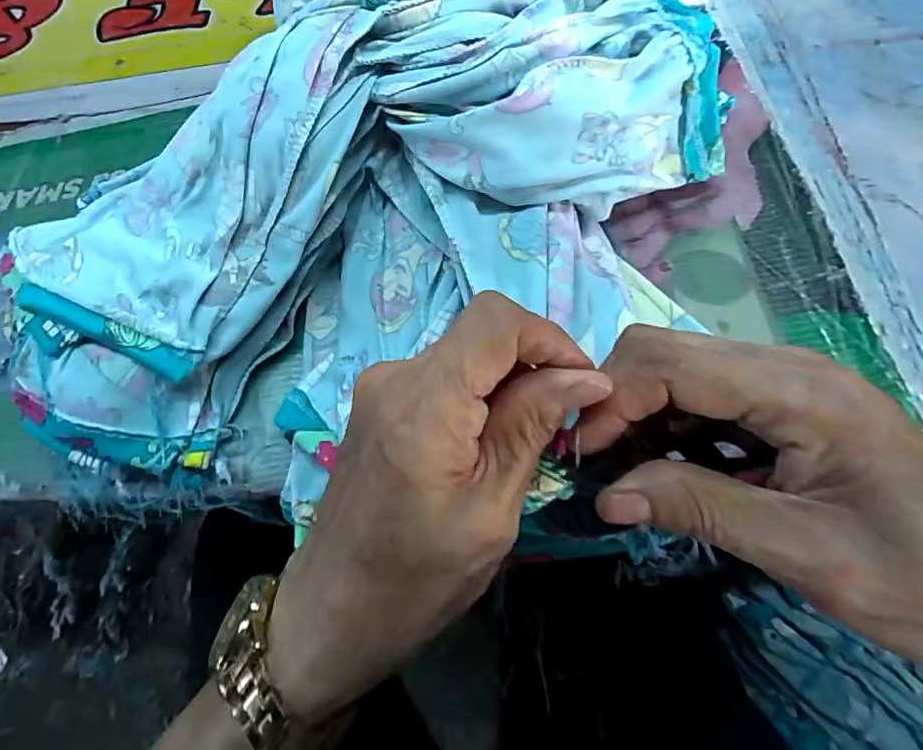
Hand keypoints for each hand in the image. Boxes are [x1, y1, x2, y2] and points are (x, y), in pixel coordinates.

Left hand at [263, 291, 609, 723]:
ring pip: (462, 351)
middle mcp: (395, 375)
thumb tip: (586, 376)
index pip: (494, 320)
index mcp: (423, 401)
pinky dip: (476, 391)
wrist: (336, 602)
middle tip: (568, 416)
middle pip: (479, 331)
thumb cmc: (418, 577)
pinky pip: (440, 373)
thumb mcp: (491, 510)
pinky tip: (490, 438)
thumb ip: (530, 427)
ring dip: (506, 378)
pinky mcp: (377, 399)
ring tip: (531, 435)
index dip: (549, 337)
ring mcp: (380, 383)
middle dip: (534, 360)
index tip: (585, 383)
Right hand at [574, 325, 922, 747]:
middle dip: (615, 396)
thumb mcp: (809, 554)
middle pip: (664, 349)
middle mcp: (788, 366)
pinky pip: (702, 392)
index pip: (671, 363)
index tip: (583, 455)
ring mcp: (787, 380)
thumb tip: (606, 496)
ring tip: (627, 468)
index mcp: (802, 390)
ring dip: (638, 409)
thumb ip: (700, 509)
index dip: (612, 400)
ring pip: (676, 365)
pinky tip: (670, 465)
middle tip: (597, 460)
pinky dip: (668, 422)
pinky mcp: (785, 402)